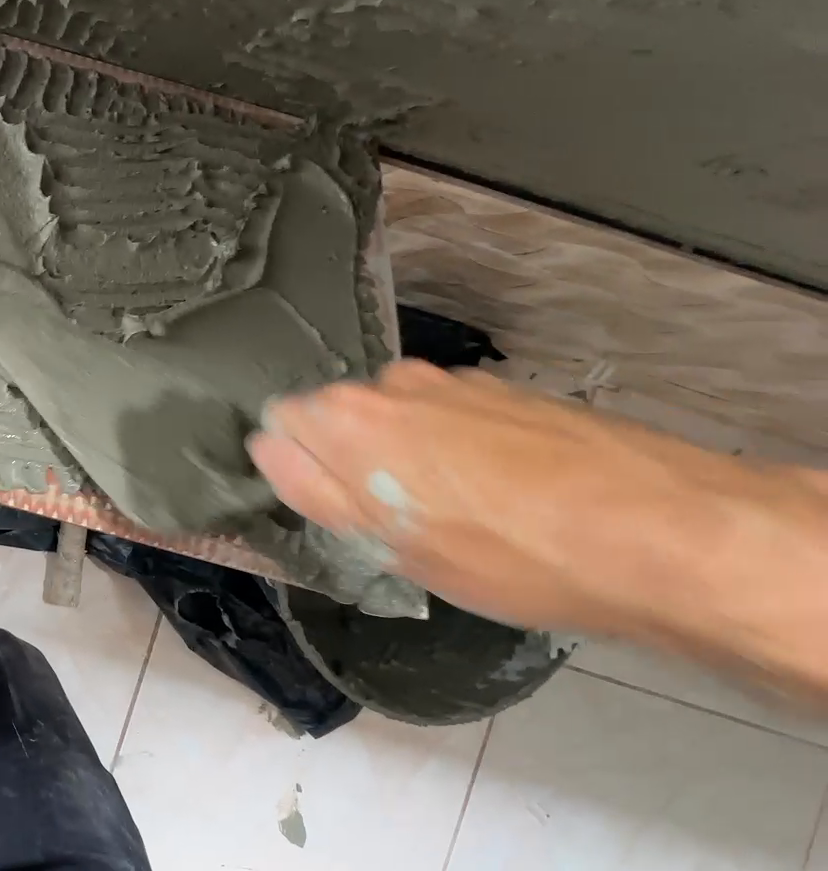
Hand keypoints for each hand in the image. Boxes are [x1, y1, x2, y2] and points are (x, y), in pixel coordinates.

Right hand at [244, 359, 824, 637]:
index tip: (333, 507)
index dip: (298, 467)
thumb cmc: (503, 551)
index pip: (278, 423)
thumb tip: (268, 448)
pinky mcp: (508, 390)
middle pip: (340, 418)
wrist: (666, 532)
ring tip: (461, 509)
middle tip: (399, 519)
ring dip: (409, 454)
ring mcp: (453, 382)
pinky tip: (509, 492)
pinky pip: (455, 417)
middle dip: (353, 460)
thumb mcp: (385, 543)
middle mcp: (389, 383)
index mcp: (344, 417)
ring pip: (399, 418)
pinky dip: (462, 447)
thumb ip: (309, 488)